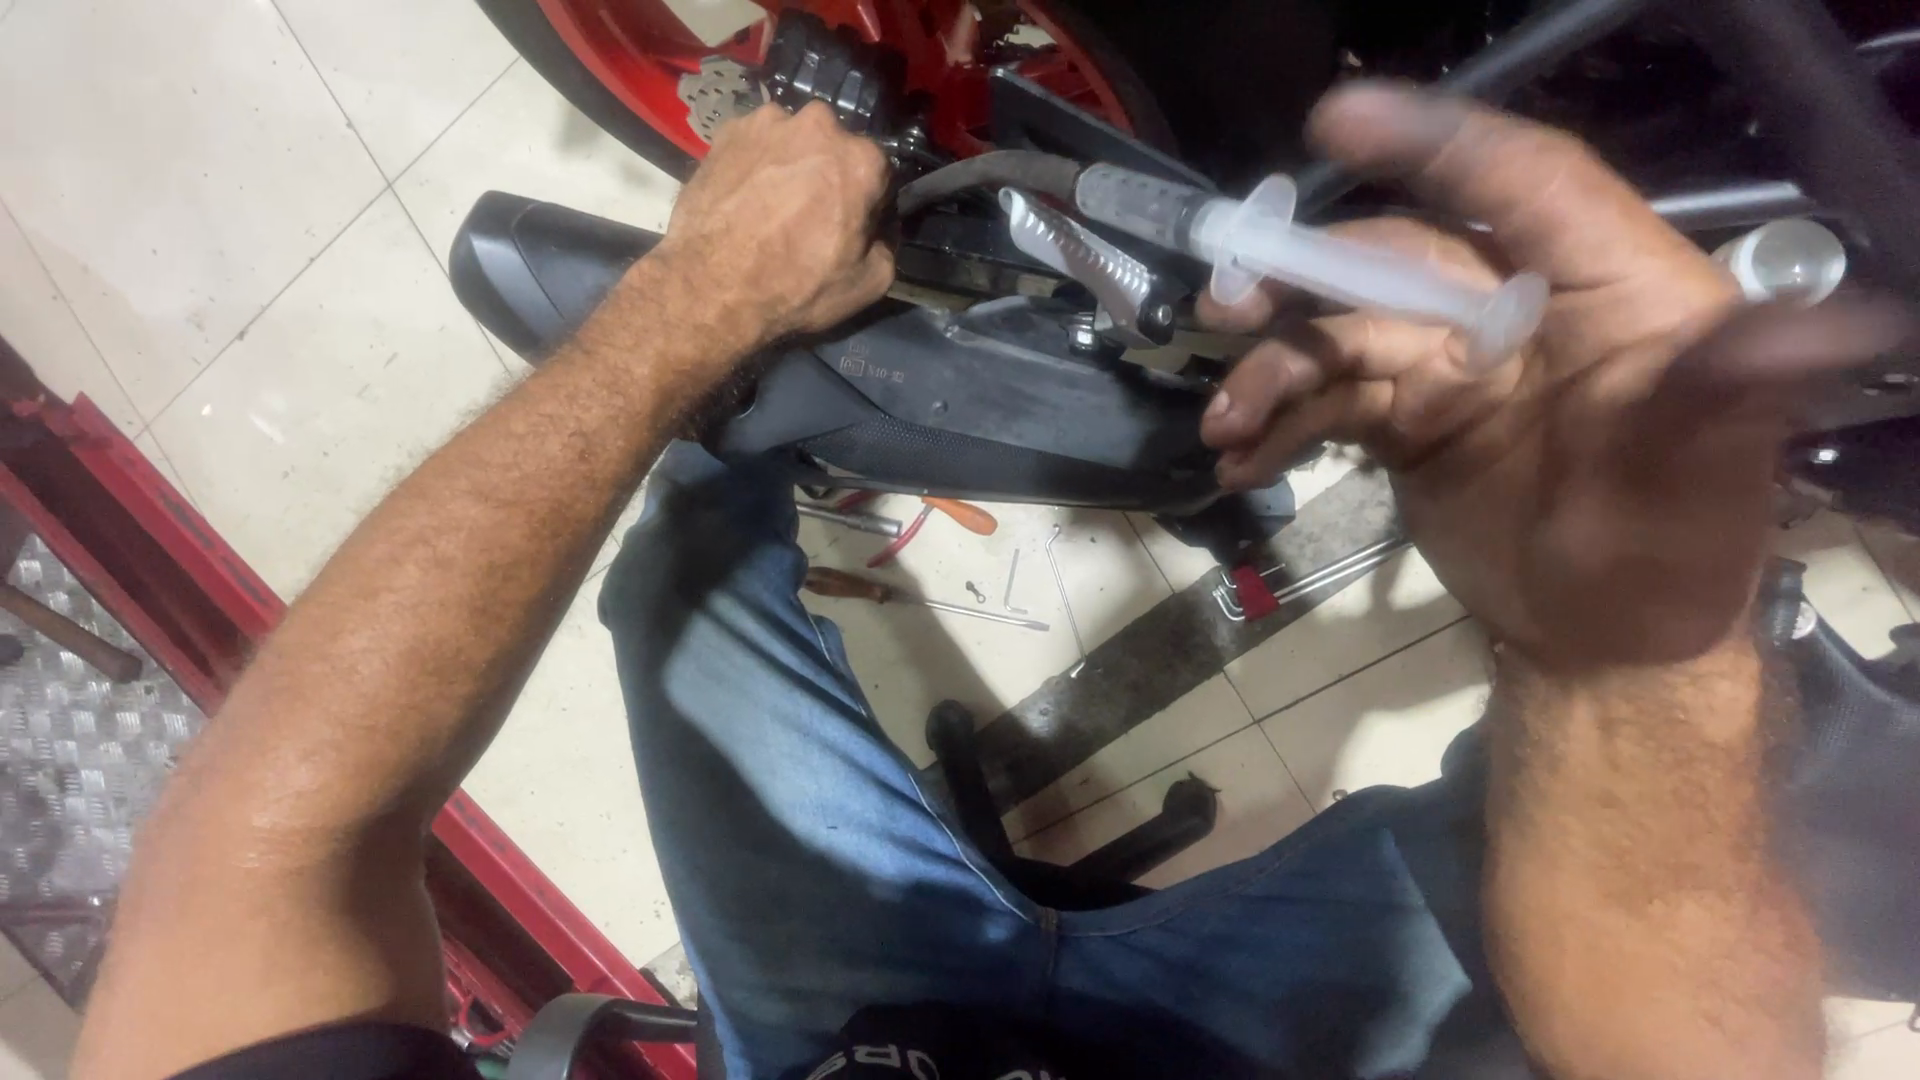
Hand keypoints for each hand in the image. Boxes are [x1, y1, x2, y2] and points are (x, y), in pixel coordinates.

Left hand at [654, 101, 894, 344]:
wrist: (713, 287)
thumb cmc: (798, 287)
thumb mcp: (870, 283)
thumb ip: (889, 244)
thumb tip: (880, 228)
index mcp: (861, 160)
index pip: (881, 174)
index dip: (872, 203)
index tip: (858, 226)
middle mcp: (818, 124)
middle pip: (837, 150)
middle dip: (832, 177)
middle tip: (814, 218)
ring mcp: (768, 121)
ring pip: (795, 143)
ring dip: (794, 167)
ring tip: (776, 209)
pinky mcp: (728, 130)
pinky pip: (757, 145)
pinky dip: (758, 166)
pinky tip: (748, 200)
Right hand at [1198, 83, 1909, 668]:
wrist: (1593, 637)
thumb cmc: (1668, 552)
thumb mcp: (1702, 476)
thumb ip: (1726, 396)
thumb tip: (1837, 326)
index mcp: (1602, 294)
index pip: (1523, 187)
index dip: (1432, 145)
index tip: (1332, 121)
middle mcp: (1511, 317)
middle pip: (1390, 270)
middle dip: (1302, 287)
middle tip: (1226, 308)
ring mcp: (1446, 373)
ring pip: (1337, 346)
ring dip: (1271, 381)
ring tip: (1223, 431)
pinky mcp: (1400, 425)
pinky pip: (1323, 412)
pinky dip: (1277, 436)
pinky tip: (1241, 467)